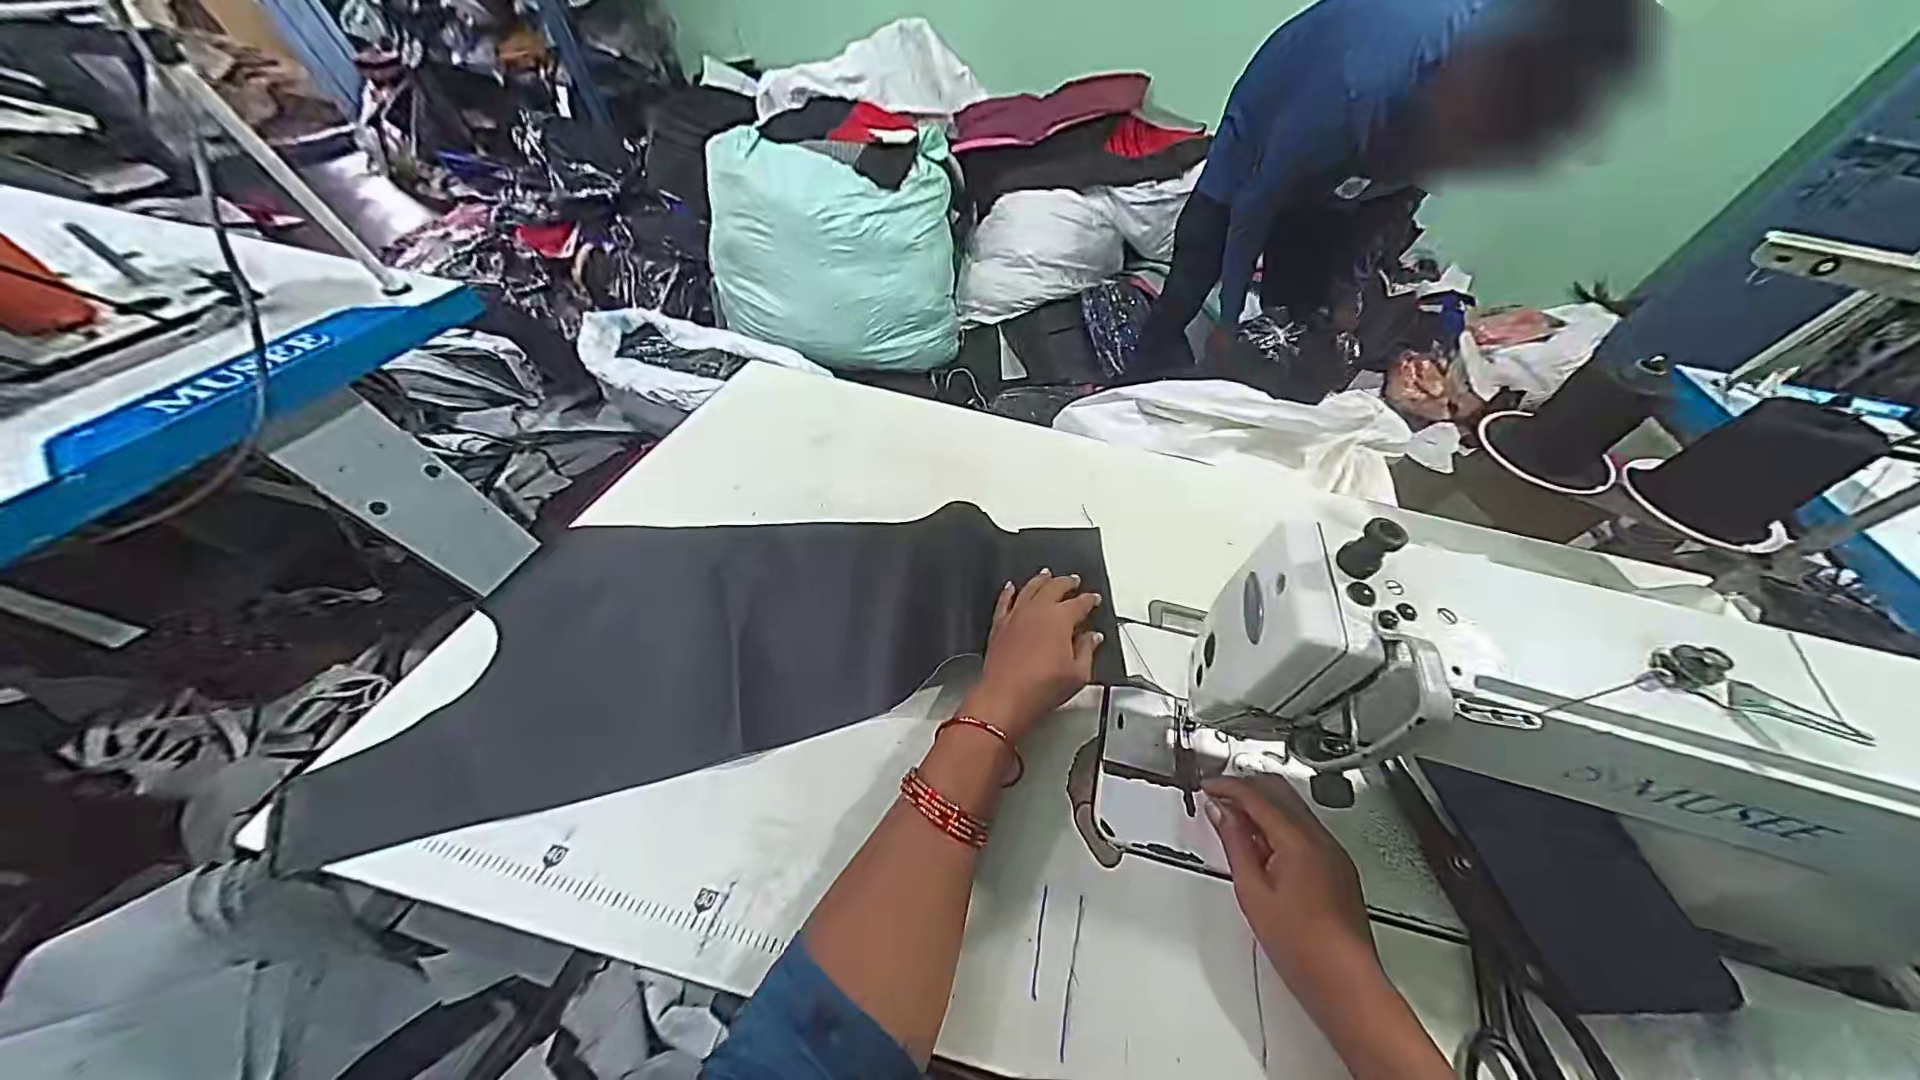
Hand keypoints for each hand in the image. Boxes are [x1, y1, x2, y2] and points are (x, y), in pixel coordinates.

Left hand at [963, 570, 1102, 740]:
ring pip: (1030, 588)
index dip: (1089, 600)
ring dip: (1041, 580)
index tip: (1093, 599)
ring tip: (1046, 575)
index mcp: (1060, 619)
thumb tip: (1092, 638)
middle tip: (1073, 580)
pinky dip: (1009, 592)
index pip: (1080, 603)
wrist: (1005, 697)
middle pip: (1055, 588)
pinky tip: (1010, 587)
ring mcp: (1016, 615)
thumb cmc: (1040, 687)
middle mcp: (1037, 611)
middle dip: (1066, 582)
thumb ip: (1087, 650)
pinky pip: (1005, 601)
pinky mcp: (999, 625)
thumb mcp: (1078, 674)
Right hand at [1203, 775, 1377, 993]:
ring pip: (1292, 805)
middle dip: (1245, 788)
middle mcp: (1321, 840)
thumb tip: (1221, 812)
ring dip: (1261, 803)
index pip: (1257, 795)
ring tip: (1233, 820)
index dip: (1227, 786)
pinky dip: (1278, 822)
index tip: (1209, 788)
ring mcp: (1333, 852)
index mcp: (1299, 841)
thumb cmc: (1304, 947)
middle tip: (1218, 797)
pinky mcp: (1337, 865)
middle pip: (1279, 791)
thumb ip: (1234, 842)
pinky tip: (1260, 841)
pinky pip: (1303, 826)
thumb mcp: (1252, 890)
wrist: (1345, 985)